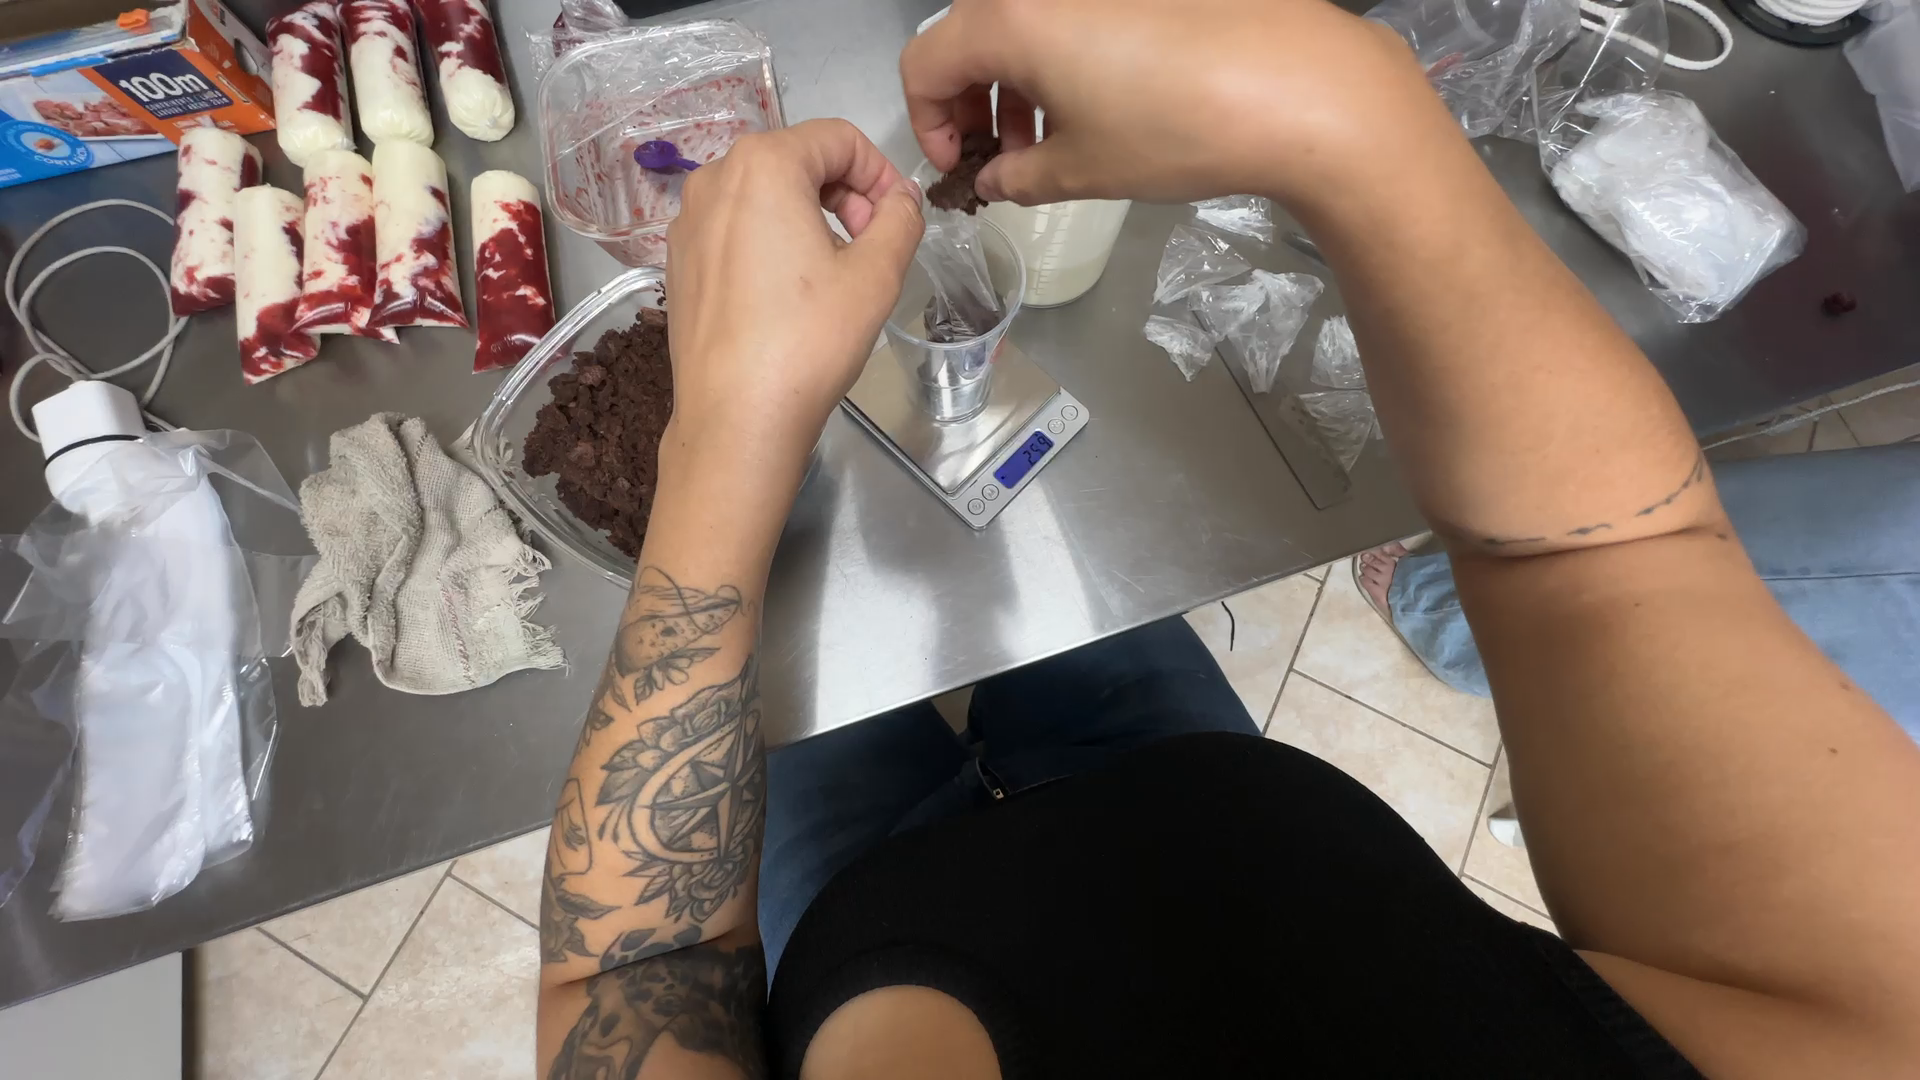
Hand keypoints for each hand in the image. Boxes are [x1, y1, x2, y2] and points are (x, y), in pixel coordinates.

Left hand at [663, 119, 921, 476]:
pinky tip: (789, 301)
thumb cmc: (810, 340)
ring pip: (764, 200)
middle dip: (846, 197)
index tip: (899, 222)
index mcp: (762, 165)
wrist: (738, 417)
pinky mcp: (680, 266)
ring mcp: (687, 224)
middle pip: (797, 162)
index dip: (881, 173)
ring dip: (811, 222)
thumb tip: (903, 199)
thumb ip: (901, 220)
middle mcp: (713, 180)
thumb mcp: (876, 276)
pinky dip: (772, 247)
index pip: (838, 138)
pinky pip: (736, 234)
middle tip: (872, 251)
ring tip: (833, 279)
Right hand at [900, 0, 1456, 209]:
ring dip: (1010, 85)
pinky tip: (1085, 105)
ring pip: (1018, 24)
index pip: (925, 63)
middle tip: (998, 158)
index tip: (960, 168)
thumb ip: (1014, 179)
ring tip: (1043, 141)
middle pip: (968, 36)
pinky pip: (1066, 15)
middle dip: (968, 104)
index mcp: (1011, 18)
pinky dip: (1054, 61)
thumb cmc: (1168, 133)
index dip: (928, 124)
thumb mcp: (1076, 171)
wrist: (1293, 87)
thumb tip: (990, 181)